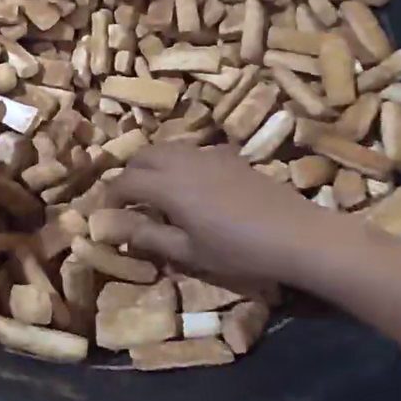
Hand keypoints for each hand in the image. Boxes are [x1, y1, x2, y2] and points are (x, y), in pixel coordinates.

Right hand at [108, 144, 371, 287]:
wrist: (295, 234)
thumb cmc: (239, 250)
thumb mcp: (190, 252)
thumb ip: (151, 237)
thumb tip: (119, 229)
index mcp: (168, 186)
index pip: (125, 181)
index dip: (110, 196)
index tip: (106, 212)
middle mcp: (184, 161)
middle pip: (143, 155)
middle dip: (129, 174)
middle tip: (129, 199)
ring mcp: (209, 155)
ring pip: (168, 148)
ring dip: (152, 164)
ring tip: (155, 191)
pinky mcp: (230, 156)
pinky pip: (191, 151)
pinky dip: (177, 162)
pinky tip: (190, 186)